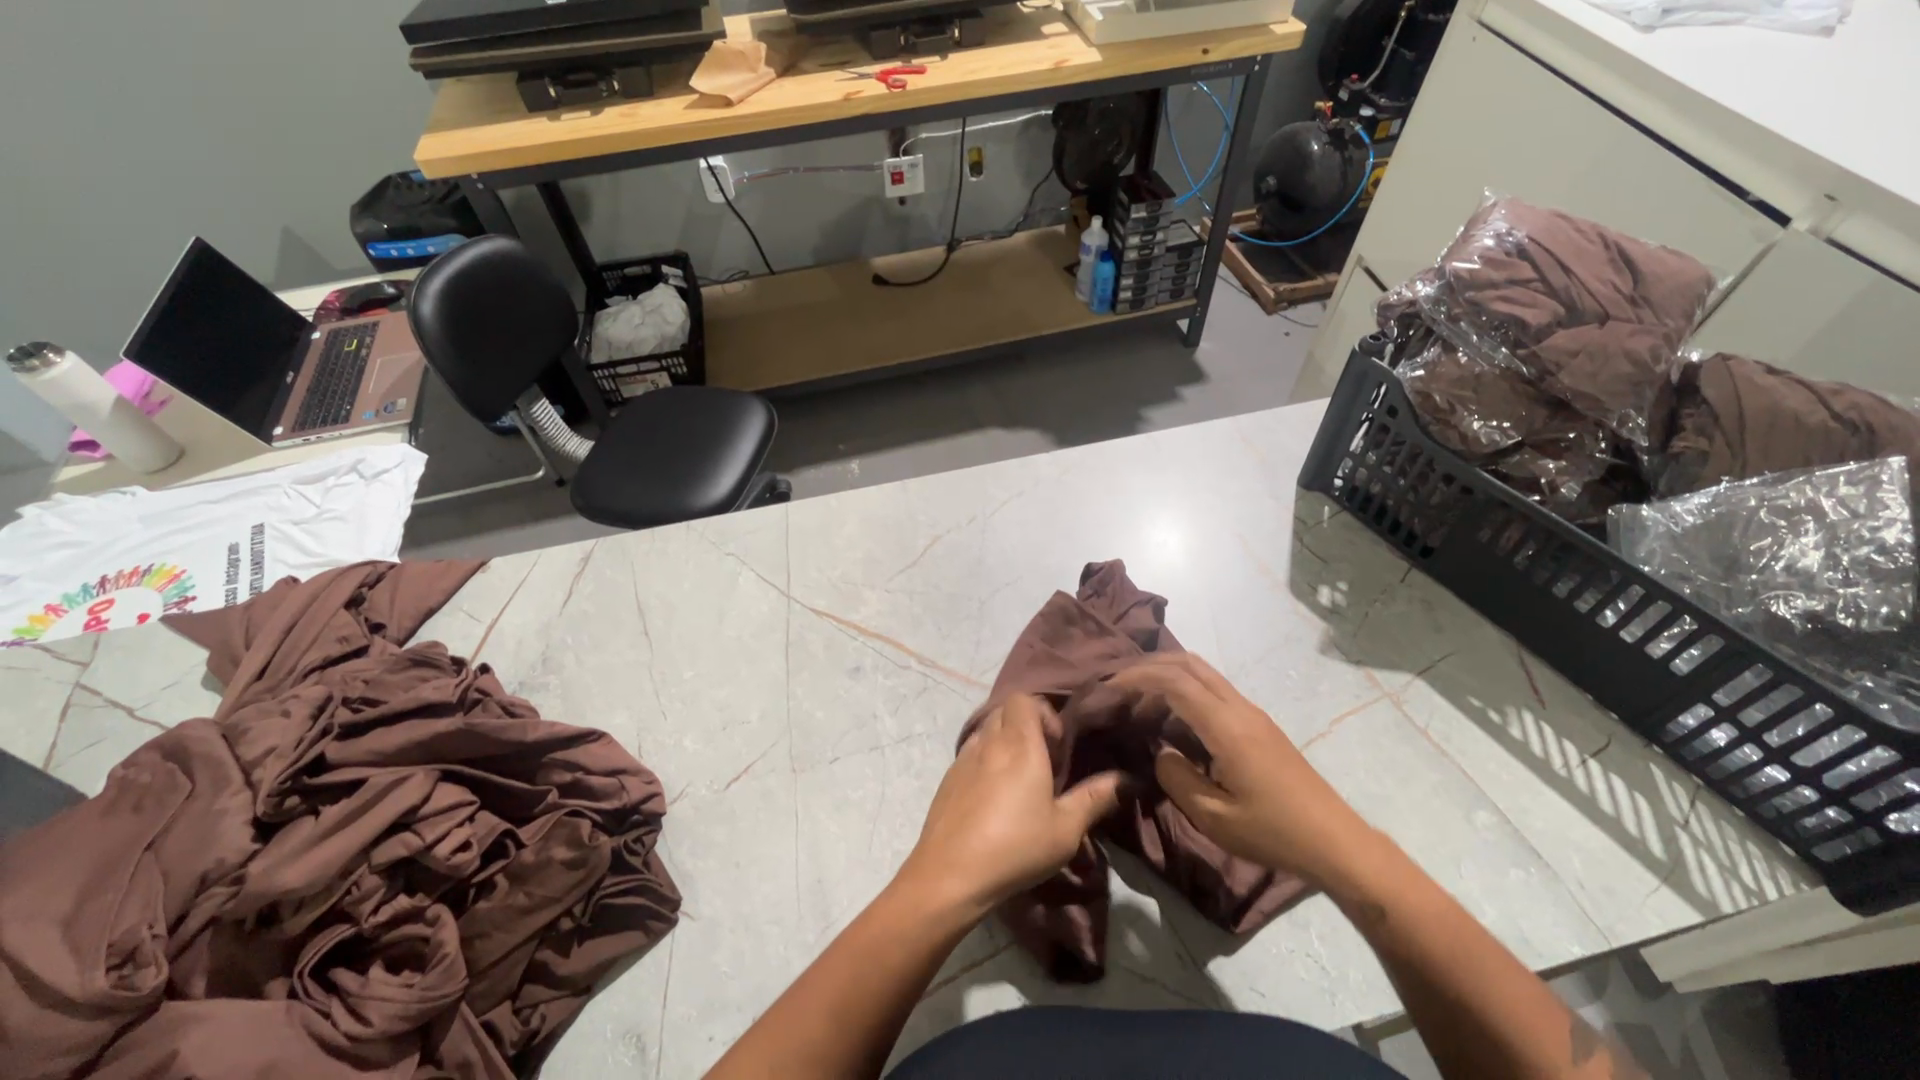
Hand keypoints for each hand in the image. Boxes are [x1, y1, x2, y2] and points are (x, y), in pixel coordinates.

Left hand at [897, 694, 1122, 921]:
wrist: (949, 875)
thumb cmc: (1015, 847)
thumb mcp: (1066, 828)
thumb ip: (1096, 798)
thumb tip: (1128, 779)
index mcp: (1019, 744)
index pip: (1025, 700)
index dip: (1045, 715)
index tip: (1058, 749)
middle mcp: (988, 742)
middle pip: (1005, 712)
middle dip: (1027, 727)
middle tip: (1044, 764)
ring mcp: (962, 760)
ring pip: (986, 732)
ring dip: (1005, 744)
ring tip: (1020, 782)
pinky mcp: (946, 780)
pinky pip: (970, 755)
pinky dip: (986, 763)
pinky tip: (994, 800)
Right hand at [1111, 654, 1377, 889]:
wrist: (1334, 841)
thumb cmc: (1272, 832)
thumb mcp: (1213, 816)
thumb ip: (1177, 777)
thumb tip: (1162, 752)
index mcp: (1227, 726)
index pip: (1174, 681)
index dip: (1137, 678)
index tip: (1108, 688)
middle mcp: (1241, 709)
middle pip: (1189, 664)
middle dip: (1149, 666)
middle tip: (1117, 685)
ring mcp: (1253, 714)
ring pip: (1204, 674)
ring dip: (1168, 677)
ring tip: (1138, 703)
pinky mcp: (1259, 726)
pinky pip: (1215, 692)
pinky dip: (1185, 692)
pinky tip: (1170, 718)